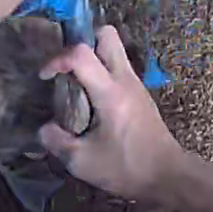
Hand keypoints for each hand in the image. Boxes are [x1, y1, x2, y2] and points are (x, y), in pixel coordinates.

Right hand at [38, 26, 185, 200]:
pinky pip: (118, 68)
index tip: (45, 77)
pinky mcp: (139, 94)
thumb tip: (44, 129)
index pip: (80, 54)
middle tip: (66, 66)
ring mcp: (135, 84)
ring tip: (74, 83)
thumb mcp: (82, 162)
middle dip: (81, 42)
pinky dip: (101, 72)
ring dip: (92, 57)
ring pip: (114, 49)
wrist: (168, 176)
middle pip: (106, 35)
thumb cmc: (127, 168)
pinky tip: (90, 99)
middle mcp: (125, 79)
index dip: (56, 60)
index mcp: (110, 92)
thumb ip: (57, 142)